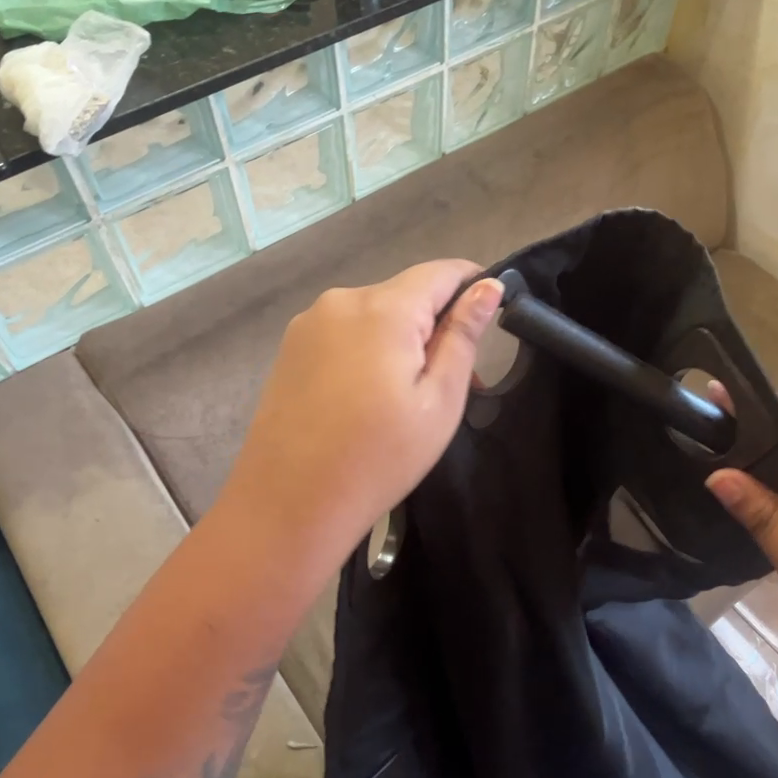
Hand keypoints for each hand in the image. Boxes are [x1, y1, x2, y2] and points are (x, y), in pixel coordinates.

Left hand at [215, 260, 503, 573]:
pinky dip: (366, 354)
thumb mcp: (438, 401)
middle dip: (435, 327)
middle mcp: (341, 301)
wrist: (288, 504)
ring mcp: (308, 324)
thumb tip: (488, 286)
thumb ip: (463, 336)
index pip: (440, 272)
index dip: (471, 285)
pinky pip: (343, 335)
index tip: (489, 319)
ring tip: (409, 402)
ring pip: (373, 316)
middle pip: (405, 296)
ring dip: (400, 343)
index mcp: (382, 309)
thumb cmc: (378, 458)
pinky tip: (367, 402)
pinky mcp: (289, 349)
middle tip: (456, 387)